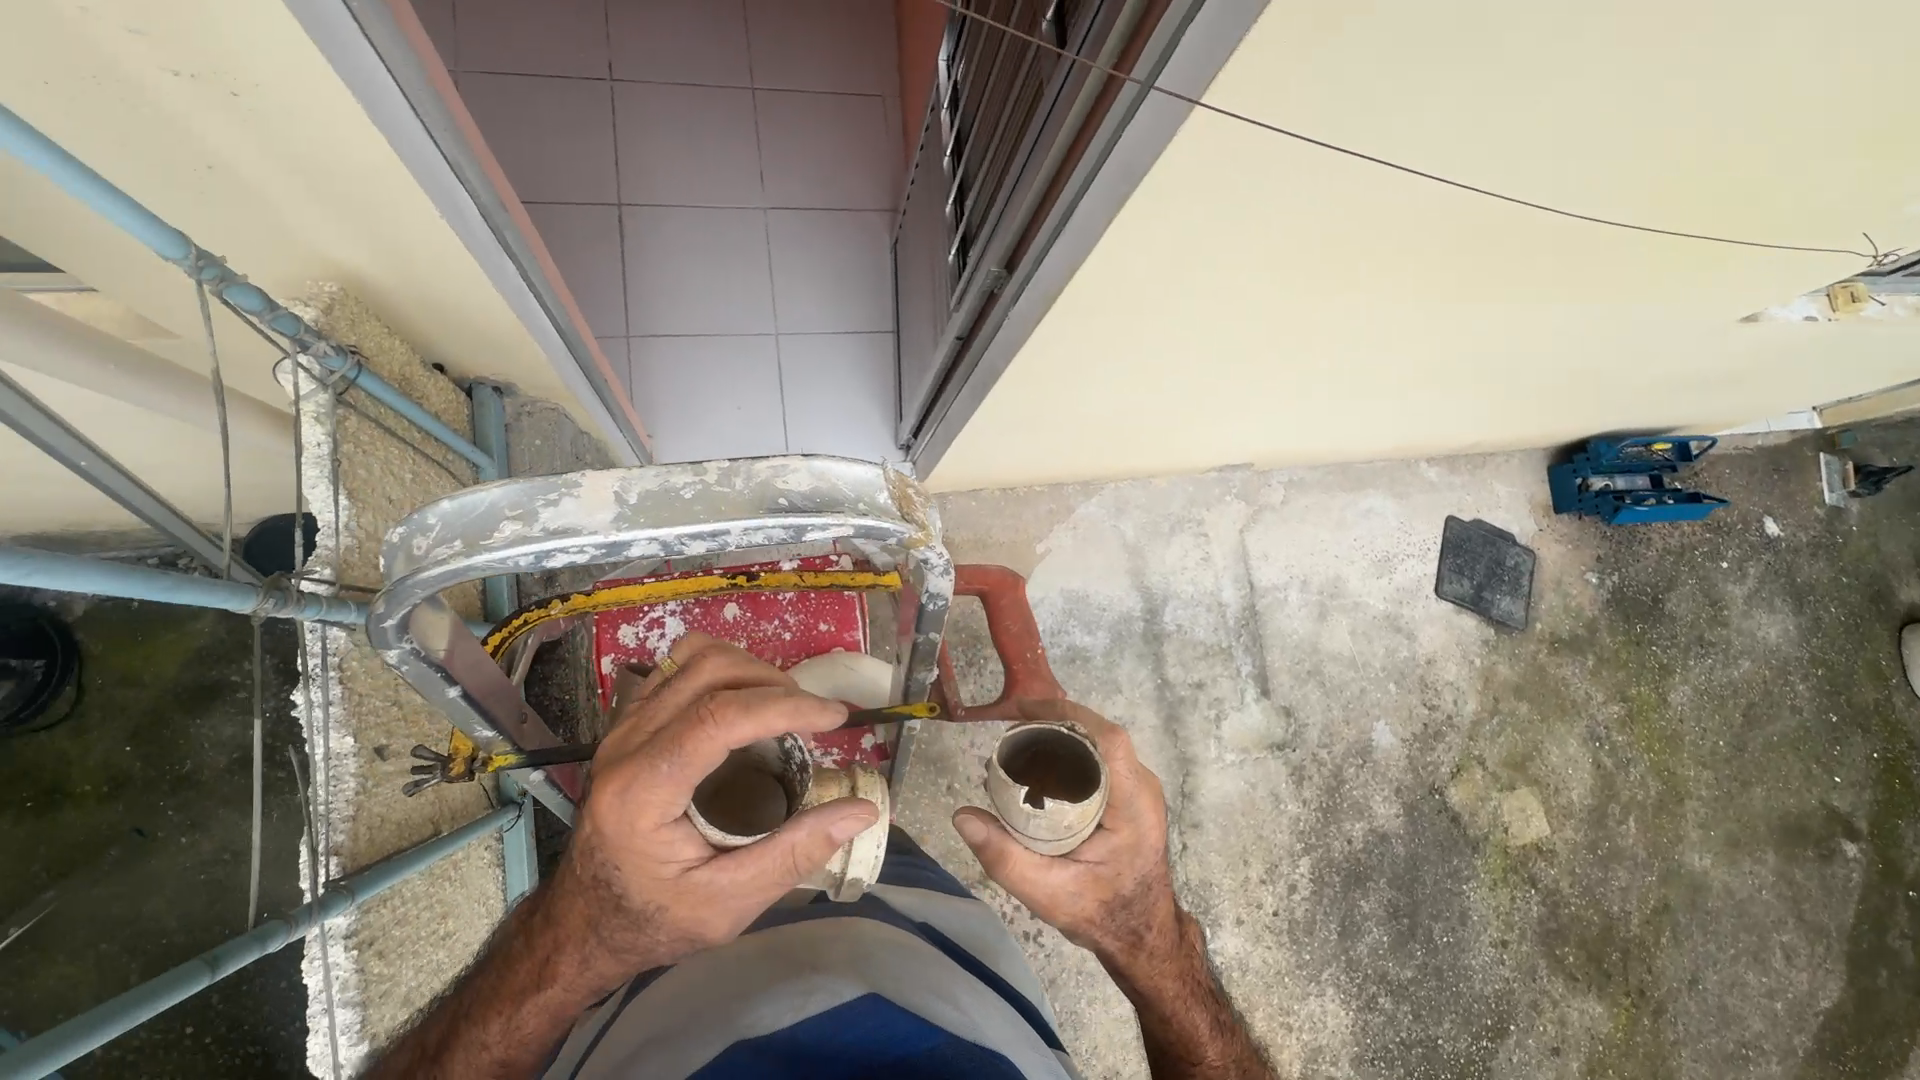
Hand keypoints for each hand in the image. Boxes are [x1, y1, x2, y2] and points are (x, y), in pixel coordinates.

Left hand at [545, 632, 878, 991]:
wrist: (584, 922)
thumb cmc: (653, 918)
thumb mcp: (727, 906)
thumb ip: (793, 855)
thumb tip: (862, 811)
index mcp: (643, 790)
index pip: (719, 717)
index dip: (785, 706)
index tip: (836, 718)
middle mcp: (627, 745)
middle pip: (709, 672)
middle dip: (775, 683)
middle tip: (816, 718)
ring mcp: (624, 727)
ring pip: (693, 657)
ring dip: (751, 668)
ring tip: (786, 705)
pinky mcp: (629, 722)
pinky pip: (679, 666)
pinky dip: (724, 669)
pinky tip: (748, 701)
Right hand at [952, 698, 1179, 963]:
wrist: (1143, 936)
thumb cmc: (1103, 914)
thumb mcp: (1049, 894)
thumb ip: (1005, 858)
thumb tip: (962, 816)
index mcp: (1133, 805)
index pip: (1109, 740)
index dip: (1068, 714)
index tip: (1024, 712)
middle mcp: (1142, 787)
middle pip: (1099, 734)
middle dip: (1053, 722)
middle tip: (1008, 733)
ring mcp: (1140, 788)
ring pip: (1099, 743)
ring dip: (1060, 735)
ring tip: (1017, 745)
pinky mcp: (1131, 793)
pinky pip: (1100, 757)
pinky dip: (1069, 751)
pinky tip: (1039, 763)